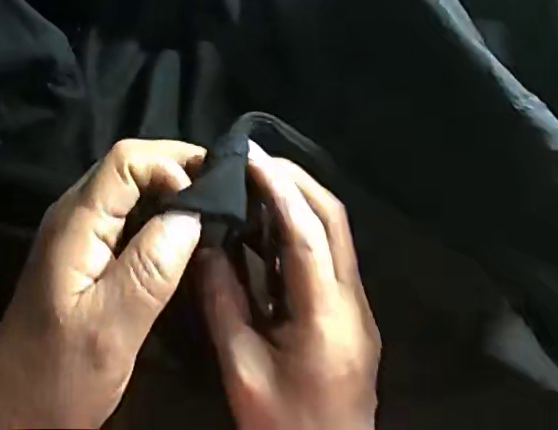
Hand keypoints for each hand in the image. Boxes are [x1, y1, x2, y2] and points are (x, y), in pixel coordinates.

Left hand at [0, 140, 207, 428]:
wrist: (16, 406)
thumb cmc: (61, 372)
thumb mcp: (112, 328)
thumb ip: (150, 268)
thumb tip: (193, 213)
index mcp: (76, 221)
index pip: (123, 162)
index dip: (170, 163)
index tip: (217, 189)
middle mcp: (73, 213)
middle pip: (125, 166)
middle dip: (175, 167)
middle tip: (229, 188)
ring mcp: (76, 231)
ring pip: (125, 188)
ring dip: (169, 187)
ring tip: (218, 205)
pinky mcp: (83, 252)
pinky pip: (123, 214)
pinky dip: (157, 211)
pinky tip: (187, 232)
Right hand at [198, 142, 378, 429]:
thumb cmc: (283, 425)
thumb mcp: (240, 365)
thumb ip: (220, 296)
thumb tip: (203, 238)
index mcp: (327, 318)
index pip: (308, 234)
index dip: (276, 187)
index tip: (243, 154)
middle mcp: (352, 304)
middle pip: (332, 219)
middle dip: (291, 177)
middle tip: (245, 156)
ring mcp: (355, 307)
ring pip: (333, 230)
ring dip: (294, 194)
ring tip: (248, 175)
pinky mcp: (347, 312)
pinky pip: (325, 249)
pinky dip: (295, 220)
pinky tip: (260, 218)